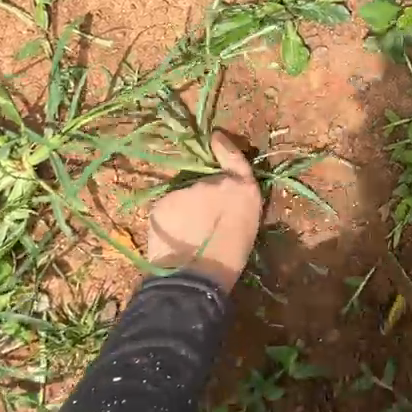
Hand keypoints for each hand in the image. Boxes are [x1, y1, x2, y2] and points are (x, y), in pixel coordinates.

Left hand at [145, 132, 263, 290]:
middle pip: (206, 181)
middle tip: (202, 221)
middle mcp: (216, 181)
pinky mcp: (164, 201)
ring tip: (187, 234)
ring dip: (186, 208)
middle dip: (204, 196)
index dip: (224, 146)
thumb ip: (237, 201)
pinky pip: (168, 206)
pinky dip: (170, 217)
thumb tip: (223, 198)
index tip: (215, 137)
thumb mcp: (248, 223)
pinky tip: (173, 237)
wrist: (195, 275)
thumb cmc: (230, 257)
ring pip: (185, 194)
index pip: (234, 158)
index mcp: (244, 187)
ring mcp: (188, 188)